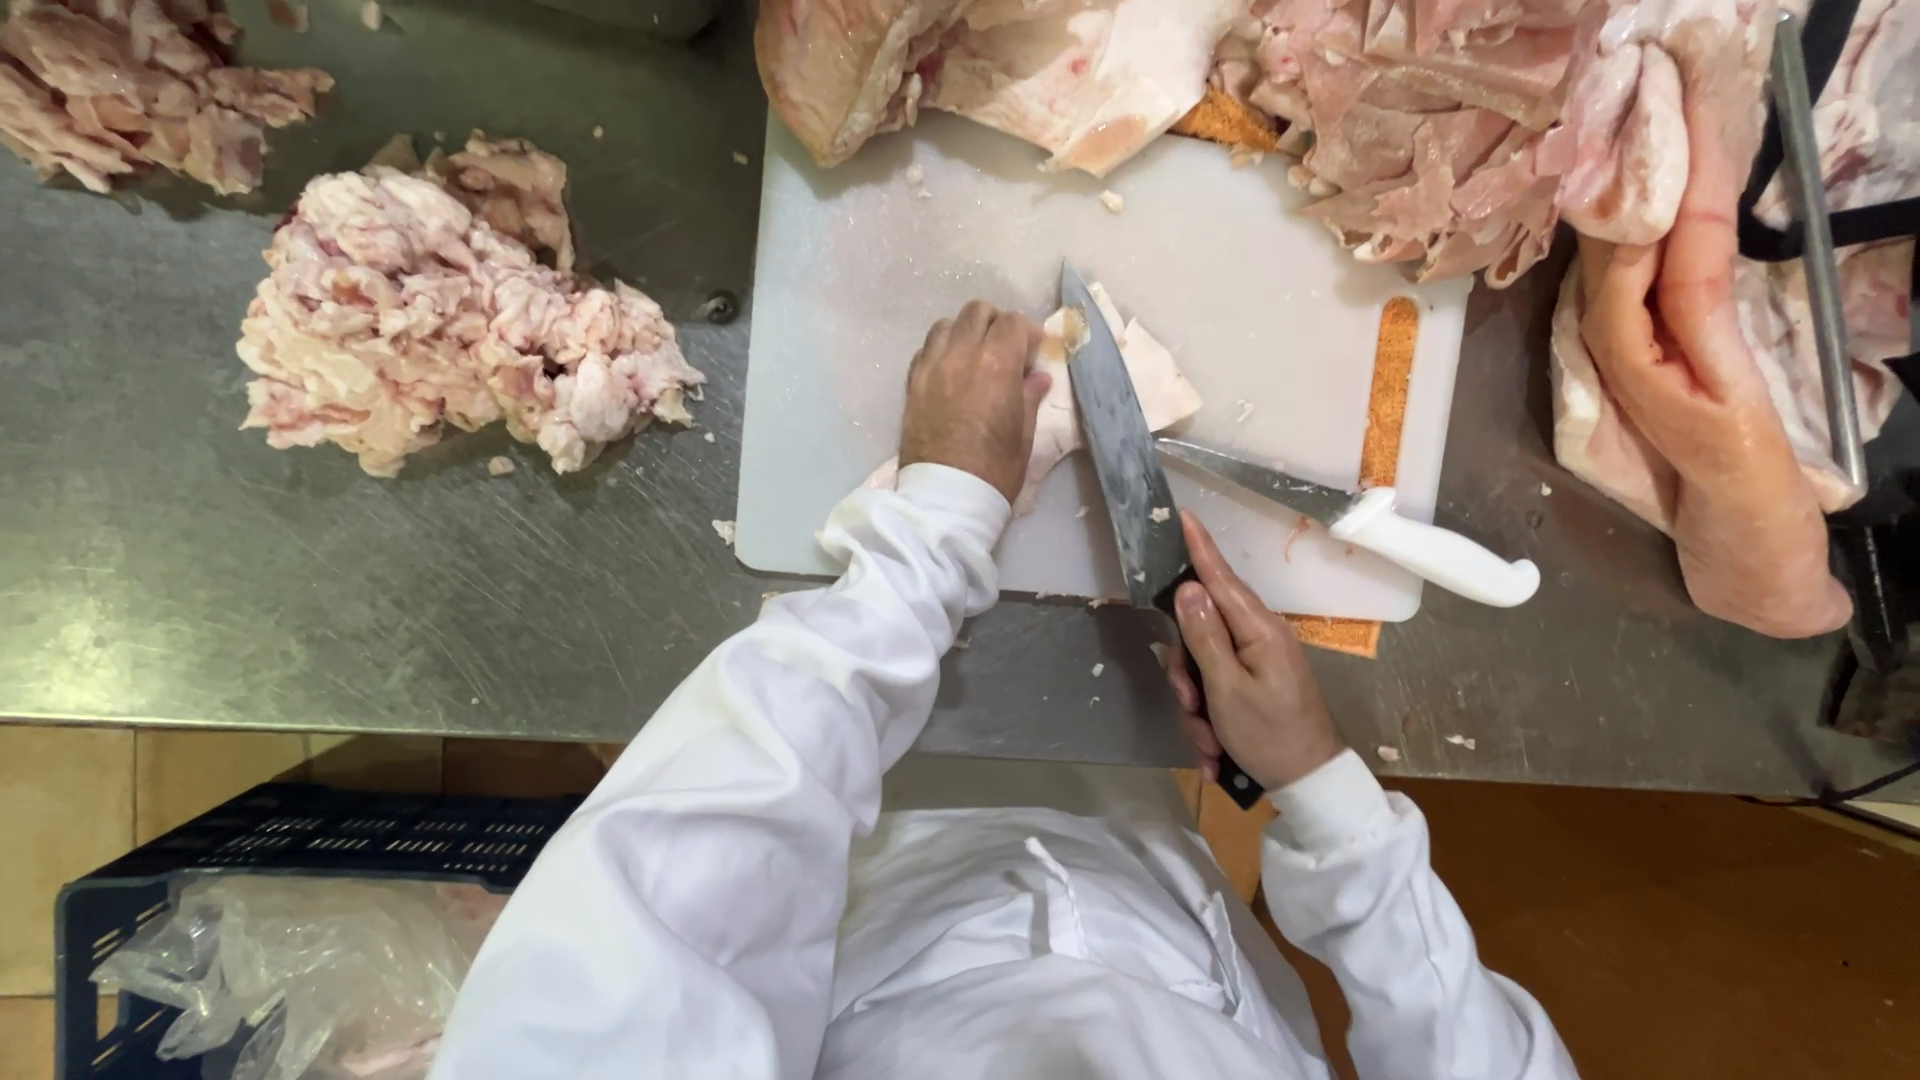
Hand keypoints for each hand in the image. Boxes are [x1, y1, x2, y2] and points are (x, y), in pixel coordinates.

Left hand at [899, 300, 1050, 503]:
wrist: (946, 498)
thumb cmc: (994, 469)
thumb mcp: (1025, 434)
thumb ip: (1029, 397)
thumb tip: (1036, 377)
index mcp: (995, 364)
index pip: (1013, 323)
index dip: (1028, 333)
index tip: (1034, 352)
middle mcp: (960, 355)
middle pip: (977, 312)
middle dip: (996, 323)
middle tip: (1006, 349)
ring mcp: (931, 368)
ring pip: (947, 325)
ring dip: (965, 332)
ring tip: (975, 356)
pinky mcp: (912, 384)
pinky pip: (926, 350)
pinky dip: (941, 350)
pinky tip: (951, 372)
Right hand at [1161, 510, 1344, 789]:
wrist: (1310, 782)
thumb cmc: (1269, 735)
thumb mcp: (1227, 689)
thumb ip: (1204, 636)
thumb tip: (1187, 588)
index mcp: (1258, 630)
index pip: (1220, 578)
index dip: (1199, 547)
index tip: (1183, 514)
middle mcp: (1259, 636)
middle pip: (1201, 629)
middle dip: (1187, 671)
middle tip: (1190, 703)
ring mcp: (1258, 659)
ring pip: (1202, 664)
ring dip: (1197, 704)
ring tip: (1209, 739)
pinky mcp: (1254, 680)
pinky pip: (1216, 686)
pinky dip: (1209, 717)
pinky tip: (1215, 749)